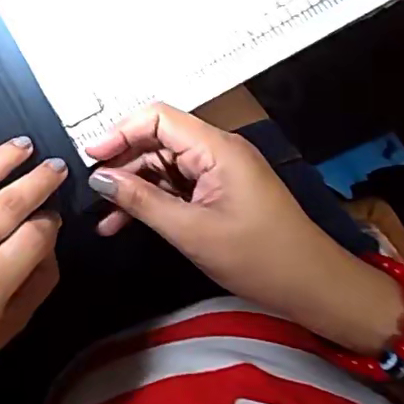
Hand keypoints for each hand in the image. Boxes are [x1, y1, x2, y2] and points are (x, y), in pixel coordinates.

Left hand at [0, 138, 65, 403]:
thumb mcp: (8, 330)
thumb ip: (37, 284)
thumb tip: (50, 237)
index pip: (33, 237)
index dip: (51, 222)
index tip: (54, 217)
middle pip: (6, 205)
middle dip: (39, 181)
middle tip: (57, 166)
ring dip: (0, 159)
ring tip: (23, 145)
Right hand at [85, 103, 401, 353]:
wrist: (311, 285)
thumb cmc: (259, 257)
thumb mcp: (192, 231)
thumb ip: (142, 201)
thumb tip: (100, 178)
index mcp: (217, 147)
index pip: (158, 117)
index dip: (120, 132)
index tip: (91, 158)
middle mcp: (217, 150)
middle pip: (158, 140)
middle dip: (123, 162)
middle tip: (92, 190)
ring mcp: (219, 171)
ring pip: (164, 166)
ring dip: (134, 188)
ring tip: (104, 216)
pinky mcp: (220, 191)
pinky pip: (178, 186)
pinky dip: (153, 202)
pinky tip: (125, 223)